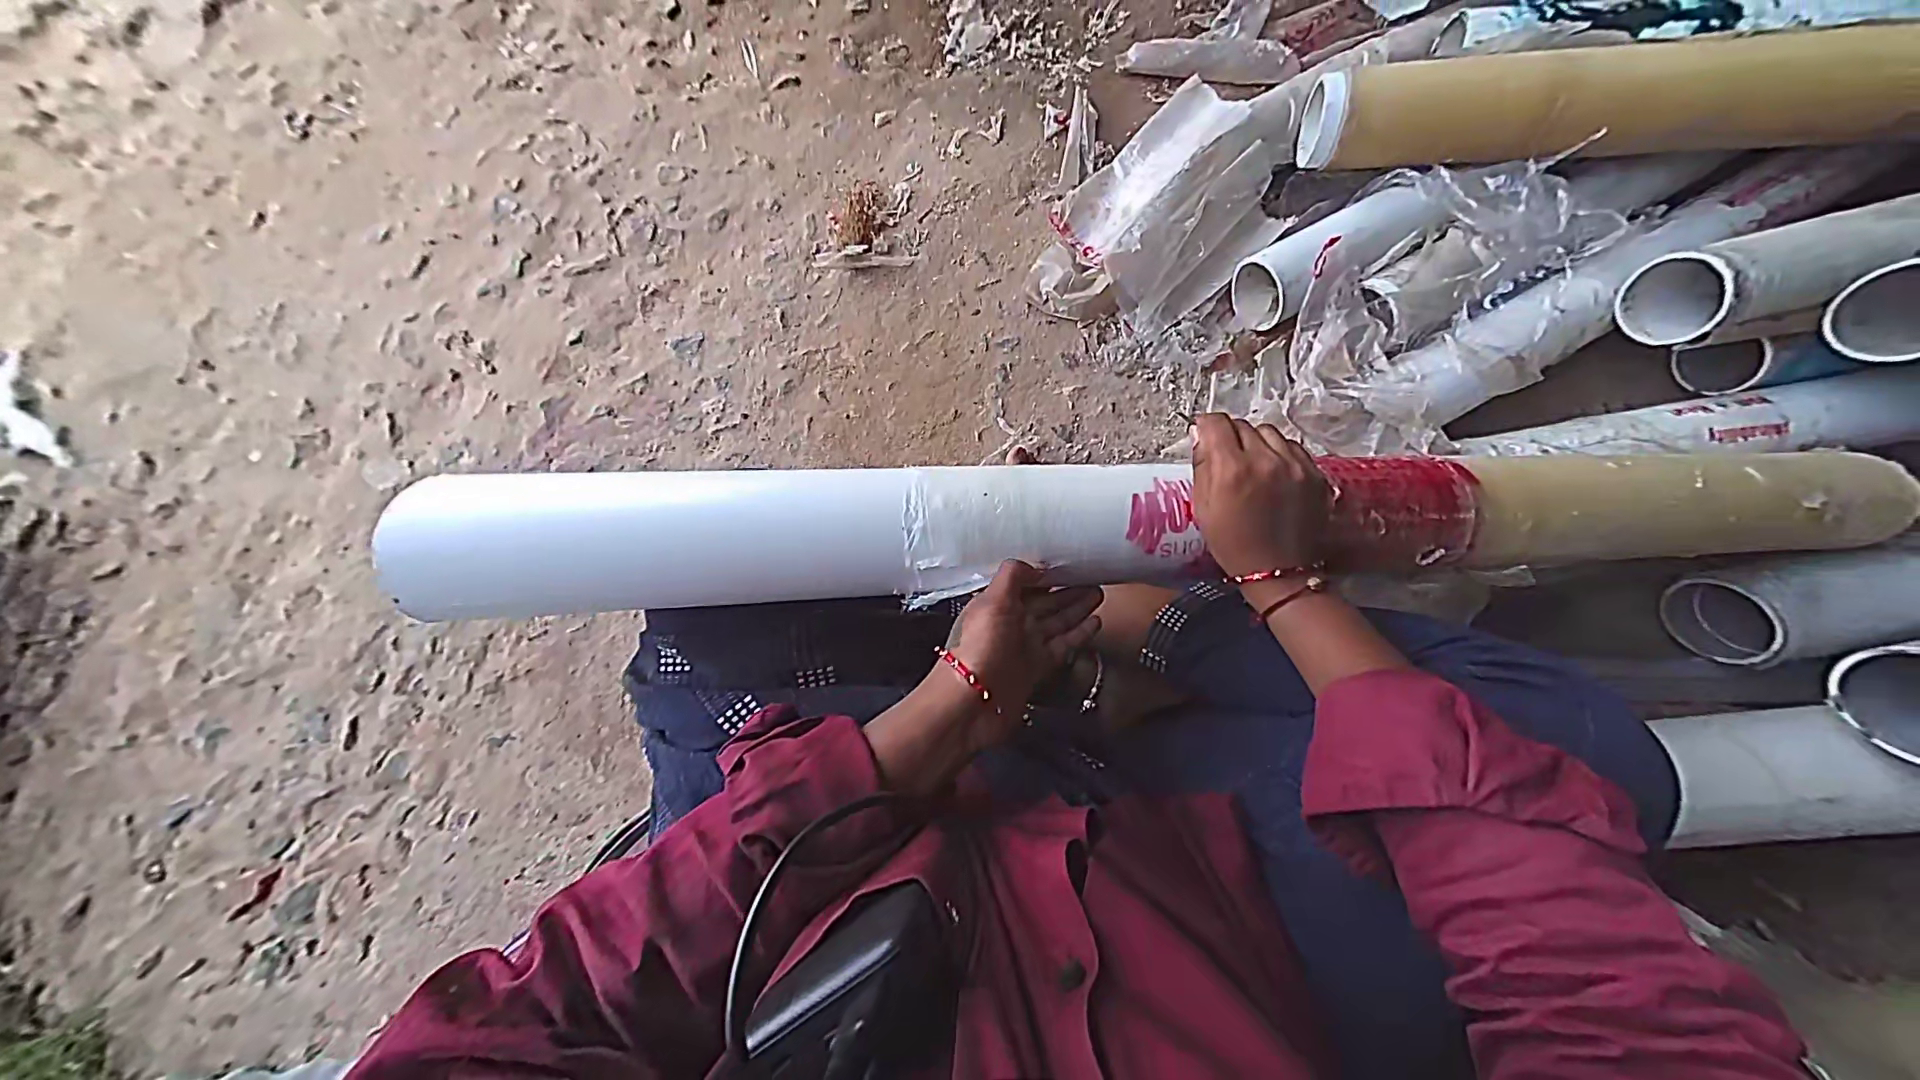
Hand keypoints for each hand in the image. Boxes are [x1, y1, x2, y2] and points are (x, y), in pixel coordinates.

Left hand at [943, 560, 1102, 748]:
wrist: (973, 702)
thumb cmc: (978, 650)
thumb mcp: (993, 600)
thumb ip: (1013, 577)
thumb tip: (1034, 567)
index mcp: (998, 605)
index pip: (1027, 584)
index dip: (1048, 576)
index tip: (1070, 567)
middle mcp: (1011, 625)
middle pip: (1046, 603)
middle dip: (1068, 592)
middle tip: (1091, 581)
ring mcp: (1025, 647)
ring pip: (1058, 623)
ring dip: (1078, 609)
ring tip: (1097, 596)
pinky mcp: (1037, 668)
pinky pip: (1063, 646)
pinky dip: (1079, 634)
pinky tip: (1094, 624)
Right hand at [1190, 414, 1329, 577]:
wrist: (1278, 571)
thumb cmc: (1232, 543)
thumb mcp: (1203, 507)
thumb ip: (1202, 466)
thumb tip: (1202, 436)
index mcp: (1232, 469)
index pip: (1217, 423)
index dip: (1206, 425)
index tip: (1203, 433)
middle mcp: (1265, 459)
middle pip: (1243, 425)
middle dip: (1230, 436)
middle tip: (1226, 456)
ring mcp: (1294, 465)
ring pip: (1269, 433)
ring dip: (1256, 442)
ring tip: (1251, 463)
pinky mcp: (1314, 473)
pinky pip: (1292, 447)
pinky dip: (1278, 453)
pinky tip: (1272, 472)